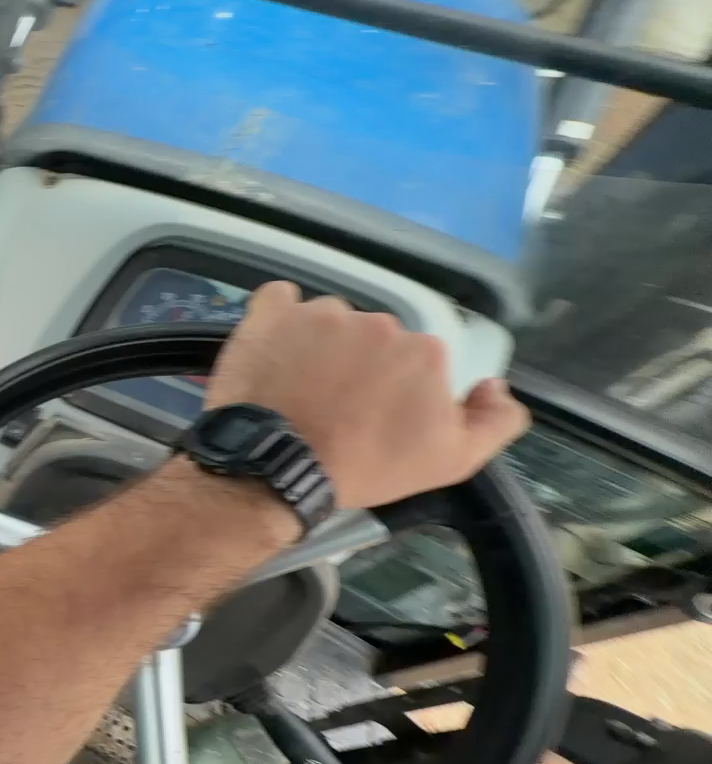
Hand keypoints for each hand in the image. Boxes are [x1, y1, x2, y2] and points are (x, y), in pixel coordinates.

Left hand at [206, 282, 529, 509]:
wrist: (275, 465)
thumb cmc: (361, 466)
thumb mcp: (451, 460)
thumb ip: (494, 420)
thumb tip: (492, 385)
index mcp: (424, 351)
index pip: (413, 356)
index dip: (391, 382)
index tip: (369, 406)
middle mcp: (376, 324)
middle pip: (367, 335)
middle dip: (352, 360)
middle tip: (328, 397)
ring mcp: (320, 316)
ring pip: (324, 319)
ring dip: (314, 341)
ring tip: (293, 379)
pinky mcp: (269, 316)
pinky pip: (277, 298)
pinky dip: (276, 314)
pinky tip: (272, 338)